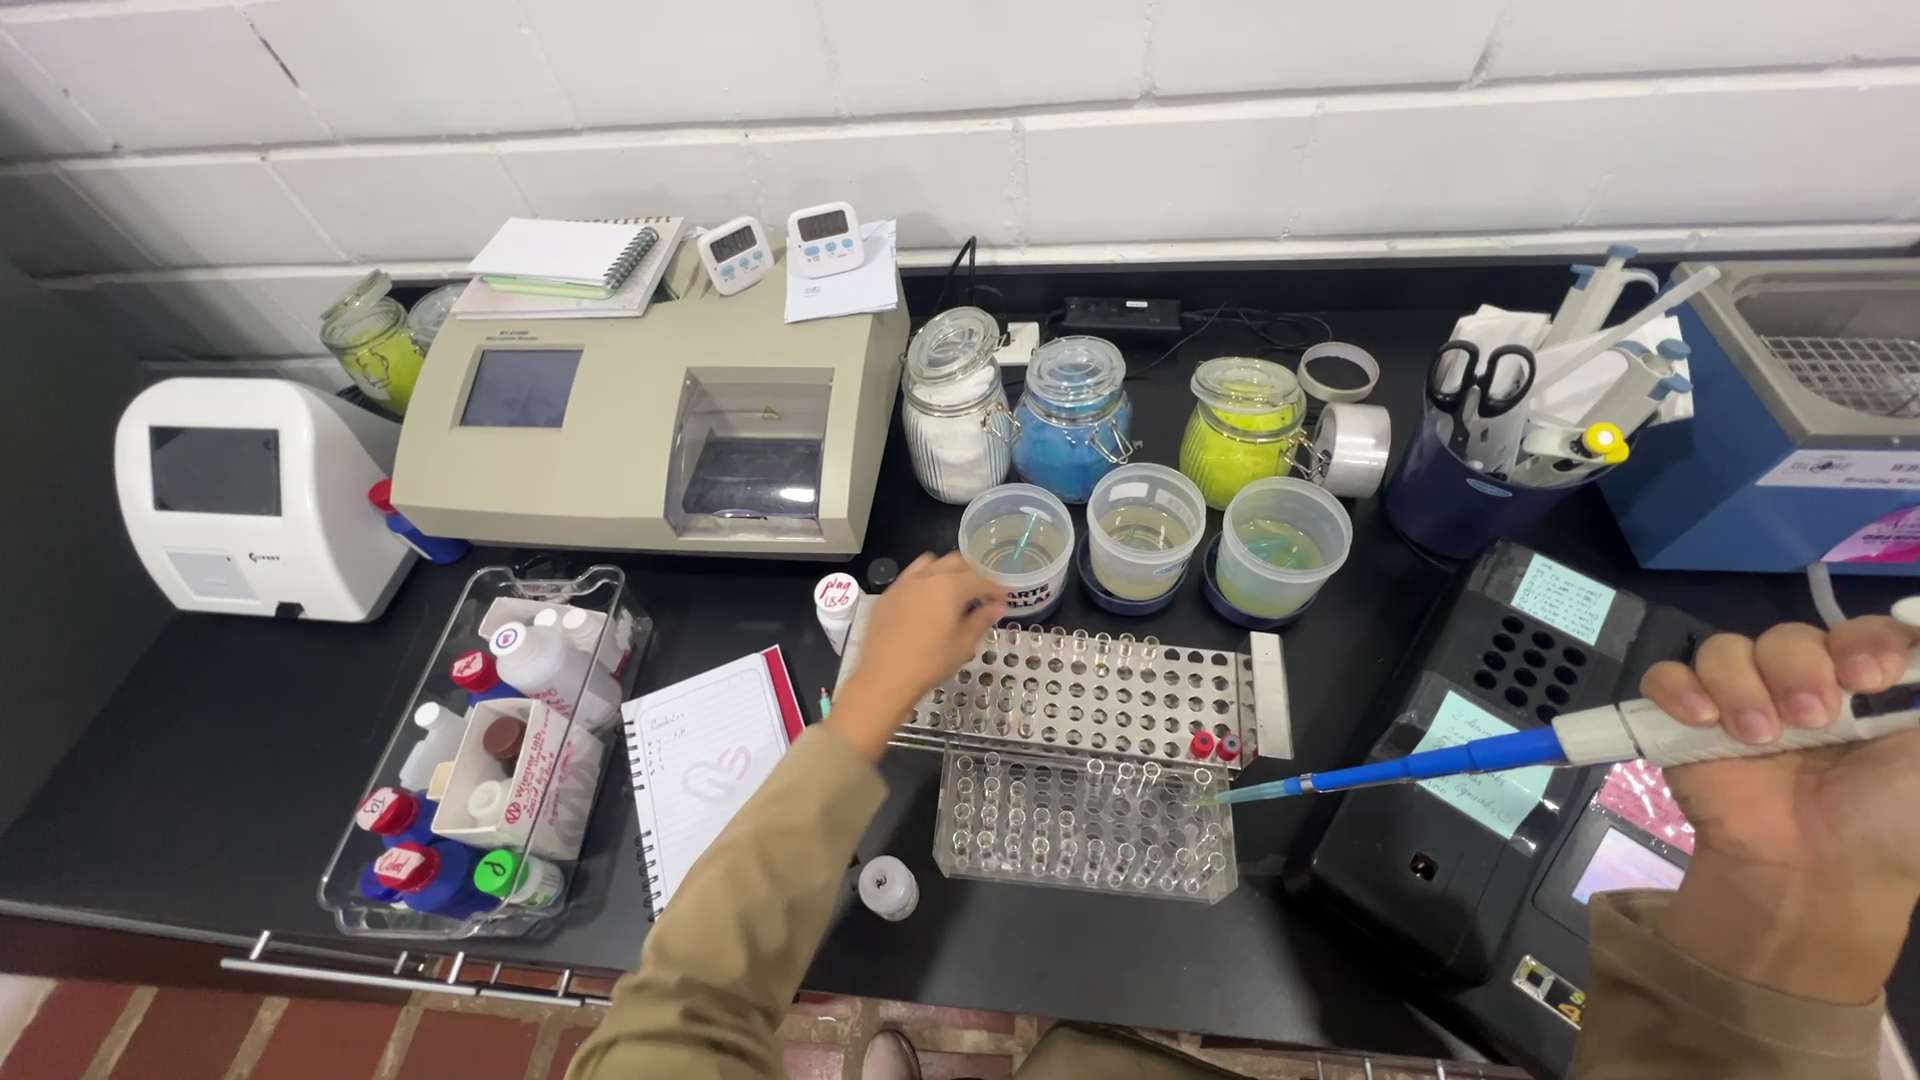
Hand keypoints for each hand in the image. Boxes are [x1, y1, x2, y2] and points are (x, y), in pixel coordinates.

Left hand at [826, 553, 1003, 760]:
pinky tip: (926, 601)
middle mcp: (927, 577)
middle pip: (956, 563)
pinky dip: (925, 580)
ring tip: (952, 591)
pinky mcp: (888, 594)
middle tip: (979, 594)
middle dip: (972, 574)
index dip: (995, 589)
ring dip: (946, 571)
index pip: (980, 579)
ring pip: (930, 563)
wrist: (885, 676)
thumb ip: (981, 619)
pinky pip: (911, 576)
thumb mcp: (963, 644)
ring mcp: (904, 583)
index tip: (1002, 600)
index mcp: (950, 587)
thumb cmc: (930, 662)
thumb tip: (997, 606)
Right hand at [1637, 616, 1919, 1002]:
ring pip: (1723, 649)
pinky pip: (1665, 675)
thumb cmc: (1893, 818)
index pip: (1863, 630)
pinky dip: (1679, 690)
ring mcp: (1736, 698)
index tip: (1865, 678)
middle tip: (1813, 722)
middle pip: (1786, 634)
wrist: (1810, 863)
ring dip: (1740, 687)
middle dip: (1796, 671)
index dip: (1861, 639)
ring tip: (1757, 738)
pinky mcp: (1682, 716)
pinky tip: (1701, 721)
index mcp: (1868, 689)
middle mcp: (1802, 685)